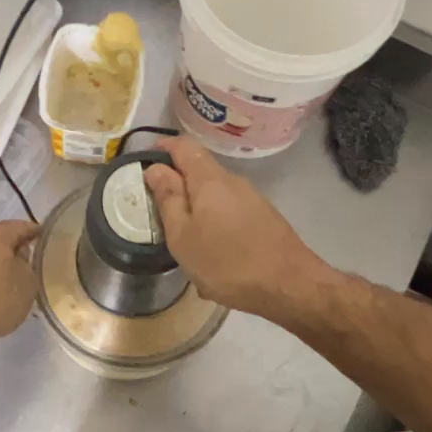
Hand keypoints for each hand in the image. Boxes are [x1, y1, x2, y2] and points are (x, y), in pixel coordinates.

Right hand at [145, 137, 333, 318]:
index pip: (183, 146)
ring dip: (196, 213)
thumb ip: (168, 200)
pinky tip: (212, 258)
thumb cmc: (226, 263)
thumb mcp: (183, 236)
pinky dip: (214, 228)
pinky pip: (229, 215)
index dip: (161, 149)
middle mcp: (233, 181)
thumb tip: (155, 169)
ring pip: (214, 197)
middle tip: (158, 214)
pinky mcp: (263, 218)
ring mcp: (252, 199)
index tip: (143, 164)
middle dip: (177, 187)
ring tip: (185, 244)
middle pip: (199, 171)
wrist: (288, 285)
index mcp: (209, 179)